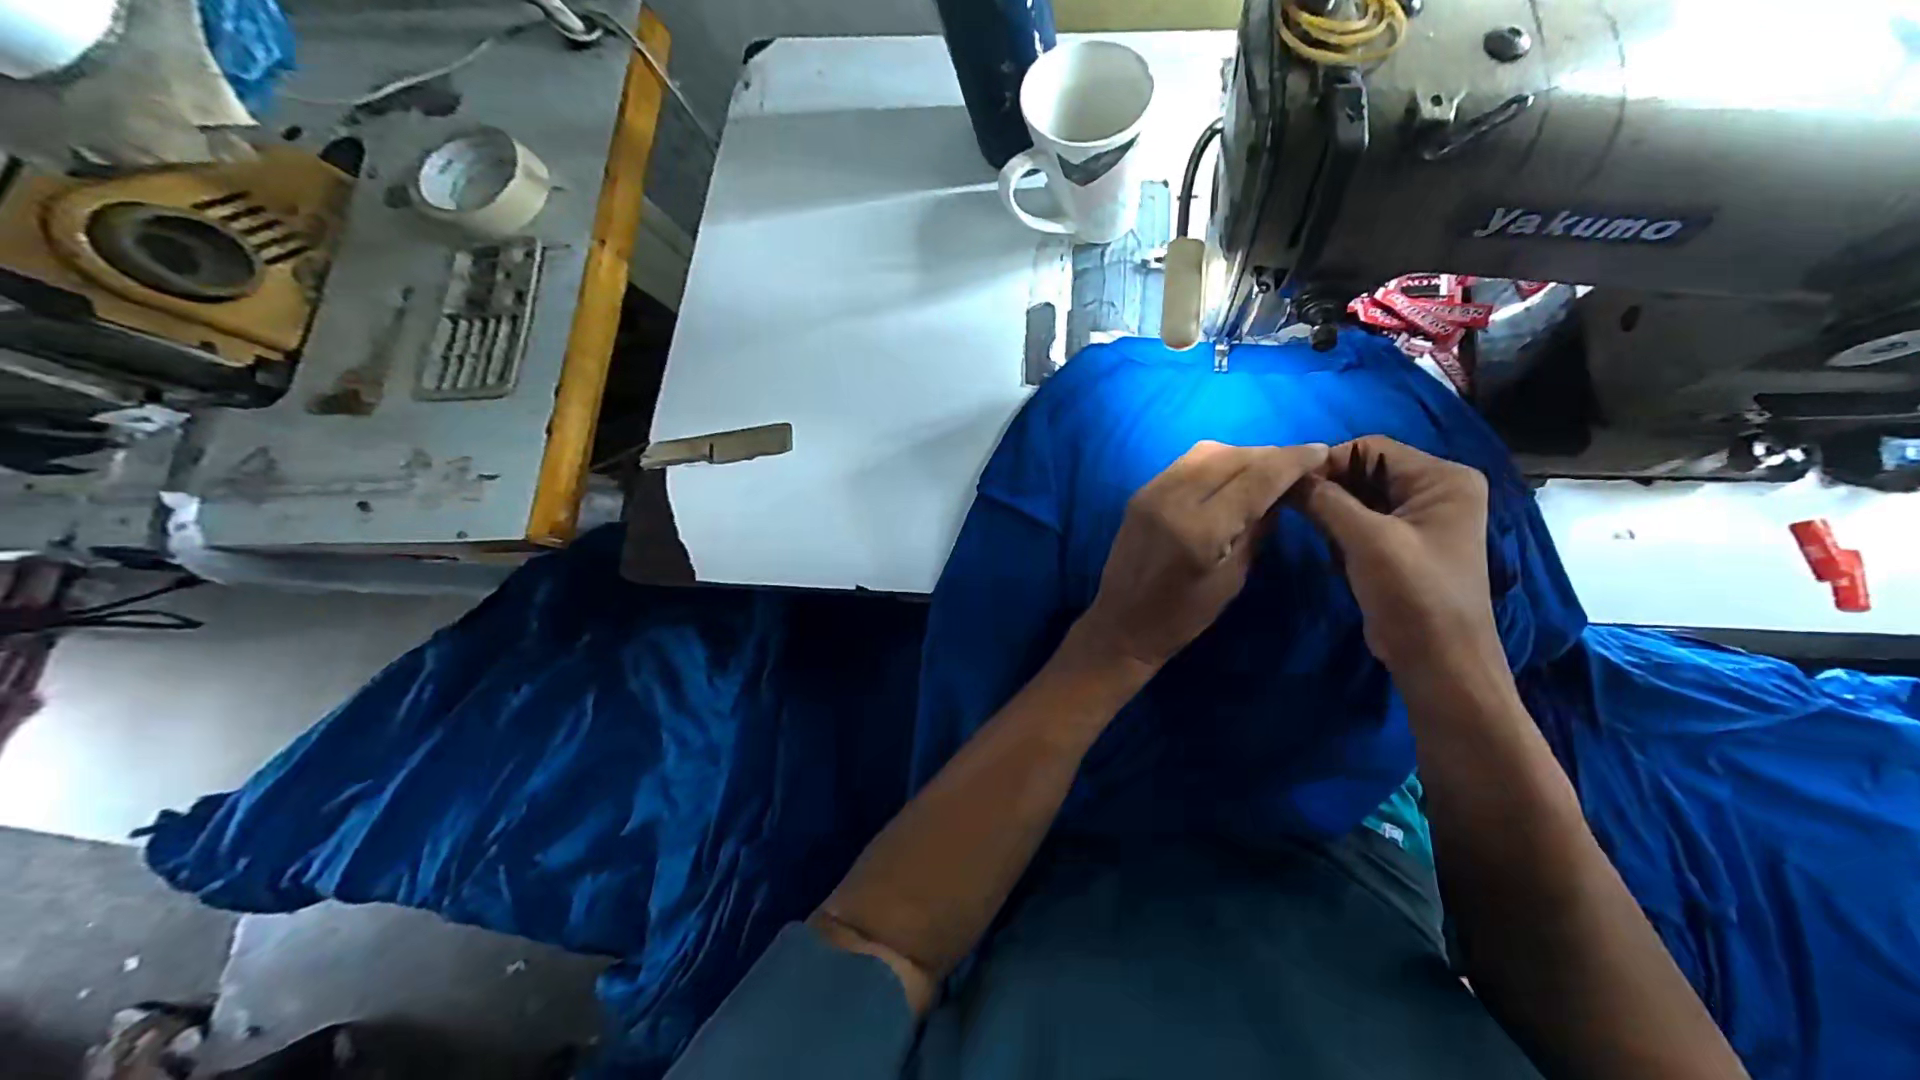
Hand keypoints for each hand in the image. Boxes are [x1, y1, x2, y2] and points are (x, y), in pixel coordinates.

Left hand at [1074, 440, 1329, 671]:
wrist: (1121, 624)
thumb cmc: (1183, 616)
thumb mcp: (1232, 578)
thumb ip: (1258, 529)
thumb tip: (1283, 493)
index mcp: (1201, 528)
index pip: (1256, 479)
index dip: (1293, 461)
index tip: (1321, 451)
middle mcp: (1174, 499)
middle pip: (1232, 457)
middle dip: (1270, 455)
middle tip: (1298, 464)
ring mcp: (1152, 491)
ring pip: (1207, 452)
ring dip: (1242, 454)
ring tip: (1266, 469)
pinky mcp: (1140, 493)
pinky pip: (1186, 463)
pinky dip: (1214, 461)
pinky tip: (1231, 475)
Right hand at [1295, 437, 1503, 683]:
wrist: (1437, 661)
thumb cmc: (1413, 593)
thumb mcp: (1366, 539)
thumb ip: (1324, 500)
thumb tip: (1283, 476)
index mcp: (1442, 478)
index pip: (1370, 448)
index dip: (1327, 463)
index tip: (1287, 487)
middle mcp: (1435, 490)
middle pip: (1363, 471)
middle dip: (1328, 491)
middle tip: (1293, 512)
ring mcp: (1418, 519)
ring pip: (1357, 498)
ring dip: (1331, 515)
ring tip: (1323, 541)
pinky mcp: (1400, 545)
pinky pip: (1359, 522)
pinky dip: (1339, 534)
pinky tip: (1336, 557)